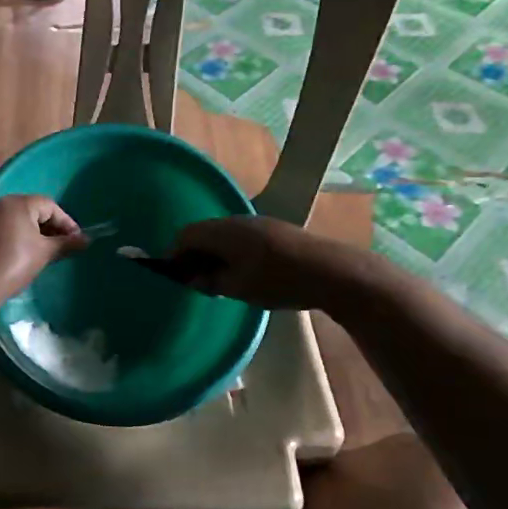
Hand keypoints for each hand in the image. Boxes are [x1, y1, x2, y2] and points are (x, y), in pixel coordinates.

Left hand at [0, 195, 86, 296]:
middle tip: (63, 246)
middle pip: (32, 209)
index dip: (66, 222)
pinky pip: (4, 226)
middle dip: (50, 226)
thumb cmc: (14, 264)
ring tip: (47, 251)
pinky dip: (18, 235)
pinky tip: (25, 252)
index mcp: (17, 203)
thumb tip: (86, 240)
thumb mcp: (44, 253)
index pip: (49, 205)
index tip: (77, 240)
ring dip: (34, 231)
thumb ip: (66, 244)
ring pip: (17, 218)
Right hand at [169, 215, 380, 309]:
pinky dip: (233, 252)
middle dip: (194, 254)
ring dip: (215, 254)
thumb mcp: (237, 287)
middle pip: (203, 232)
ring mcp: (258, 223)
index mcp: (223, 231)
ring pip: (223, 235)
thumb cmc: (278, 280)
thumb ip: (210, 281)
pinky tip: (245, 272)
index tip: (176, 276)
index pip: (185, 235)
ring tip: (221, 280)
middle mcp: (237, 220)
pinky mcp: (275, 231)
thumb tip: (192, 278)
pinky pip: (241, 237)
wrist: (332, 272)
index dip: (175, 254)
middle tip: (197, 281)